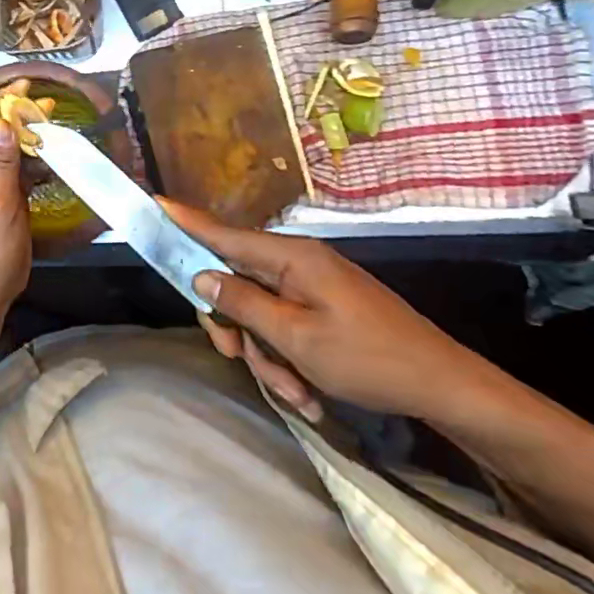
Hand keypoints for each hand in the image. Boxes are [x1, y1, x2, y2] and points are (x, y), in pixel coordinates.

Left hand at [0, 82, 33, 322]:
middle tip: (49, 103)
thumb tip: (2, 122)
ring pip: (10, 156)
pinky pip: (18, 175)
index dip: (5, 106)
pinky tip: (52, 154)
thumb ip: (2, 164)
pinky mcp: (2, 203)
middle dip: (21, 119)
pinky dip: (34, 164)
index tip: (26, 83)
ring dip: (31, 141)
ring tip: (54, 122)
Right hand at [165, 201, 506, 424]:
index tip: (155, 203)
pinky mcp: (322, 307)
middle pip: (236, 284)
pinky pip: (284, 327)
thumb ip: (243, 303)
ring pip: (259, 314)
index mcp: (290, 258)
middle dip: (235, 327)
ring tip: (296, 391)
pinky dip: (288, 359)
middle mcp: (297, 263)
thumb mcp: (296, 337)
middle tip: (241, 359)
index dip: (187, 221)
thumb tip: (201, 275)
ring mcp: (311, 286)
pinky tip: (307, 390)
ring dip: (267, 355)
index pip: (224, 234)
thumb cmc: (367, 357)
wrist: (438, 383)